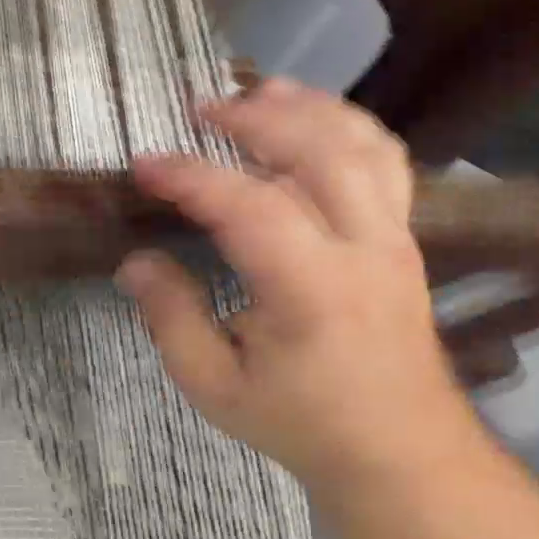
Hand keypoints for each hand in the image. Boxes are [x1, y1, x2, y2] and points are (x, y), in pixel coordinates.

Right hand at [117, 79, 473, 497]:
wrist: (397, 447)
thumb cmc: (295, 419)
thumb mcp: (211, 382)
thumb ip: (171, 317)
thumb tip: (135, 262)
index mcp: (309, 287)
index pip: (249, 206)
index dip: (192, 177)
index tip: (142, 163)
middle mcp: (363, 249)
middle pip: (321, 154)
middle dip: (257, 120)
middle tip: (200, 108)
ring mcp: (394, 240)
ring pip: (365, 148)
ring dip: (311, 111)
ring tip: (261, 92)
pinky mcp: (402, 243)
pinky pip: (386, 166)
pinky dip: (347, 132)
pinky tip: (313, 126)